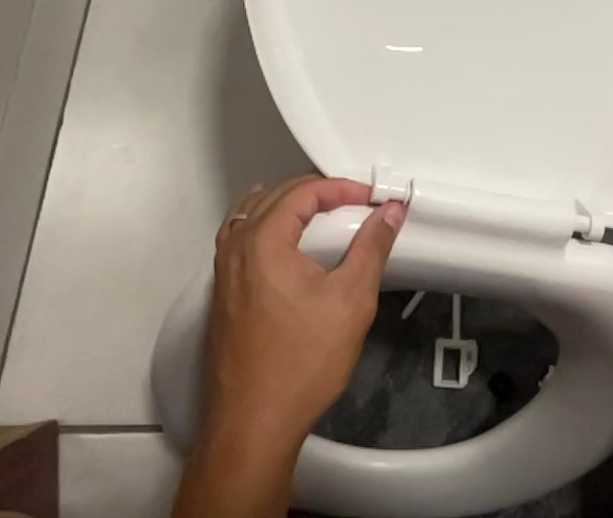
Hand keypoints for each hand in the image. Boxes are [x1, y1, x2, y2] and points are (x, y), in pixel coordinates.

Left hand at [202, 176, 405, 446]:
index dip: (341, 188)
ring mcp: (223, 272)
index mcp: (262, 241)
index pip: (303, 192)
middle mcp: (235, 249)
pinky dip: (267, 226)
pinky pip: (241, 238)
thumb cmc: (301, 363)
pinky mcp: (222, 294)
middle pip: (275, 196)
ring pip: (253, 214)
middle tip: (354, 204)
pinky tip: (287, 244)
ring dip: (289, 206)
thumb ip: (373, 247)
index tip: (369, 199)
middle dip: (317, 193)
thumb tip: (390, 213)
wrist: (254, 424)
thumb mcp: (351, 299)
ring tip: (324, 216)